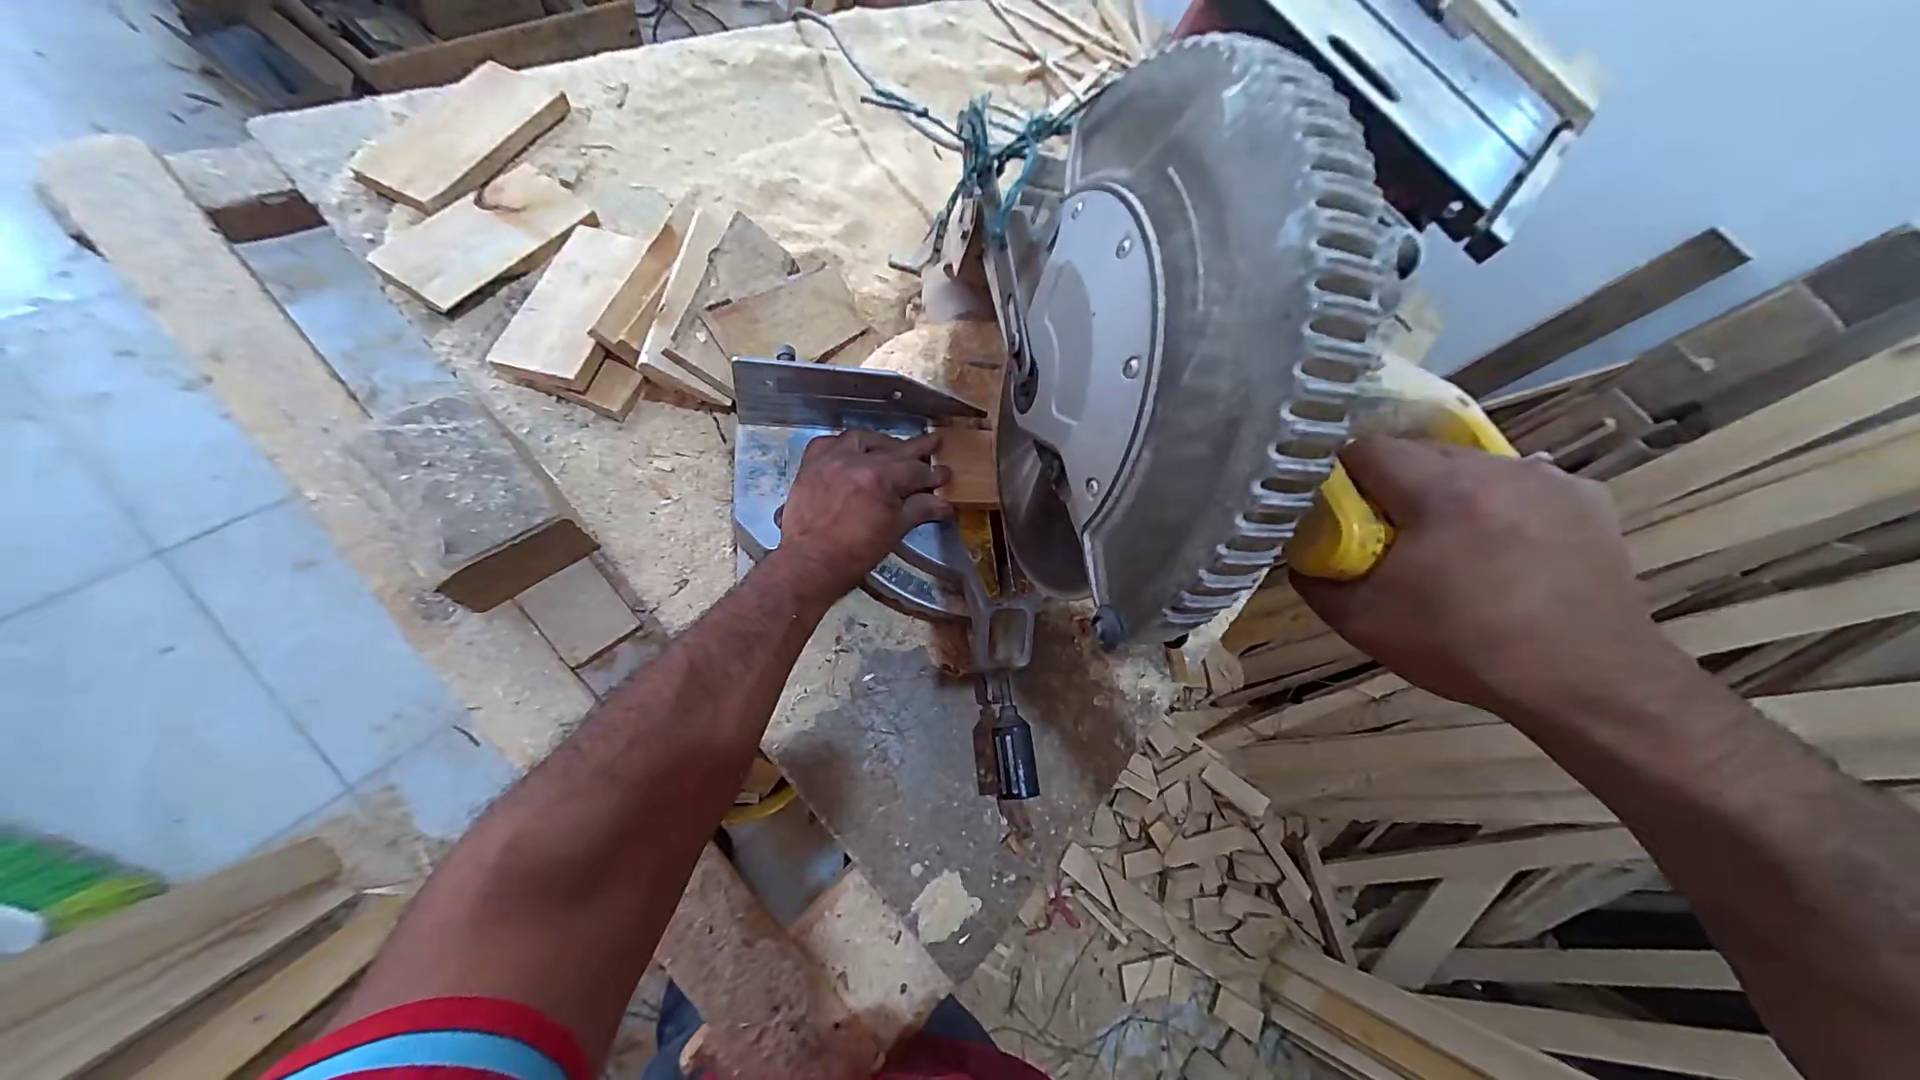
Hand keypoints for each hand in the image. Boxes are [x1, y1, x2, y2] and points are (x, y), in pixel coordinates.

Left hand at [774, 429, 952, 602]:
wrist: (810, 563)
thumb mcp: (894, 531)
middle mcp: (856, 460)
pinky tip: (853, 450)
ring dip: (881, 443)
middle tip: (933, 442)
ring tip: (893, 448)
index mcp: (881, 478)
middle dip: (917, 448)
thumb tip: (944, 505)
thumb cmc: (855, 553)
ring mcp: (831, 460)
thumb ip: (920, 510)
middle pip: (894, 450)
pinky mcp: (811, 465)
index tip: (945, 474)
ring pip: (862, 439)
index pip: (916, 470)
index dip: (933, 473)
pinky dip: (844, 444)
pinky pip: (829, 443)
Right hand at [1290, 437, 1682, 715]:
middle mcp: (1496, 468)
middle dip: (1391, 484)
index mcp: (1439, 490)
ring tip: (1445, 543)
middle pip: (1418, 451)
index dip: (1341, 475)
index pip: (1366, 447)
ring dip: (1443, 492)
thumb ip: (1316, 579)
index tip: (1338, 511)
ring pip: (1468, 466)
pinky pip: (1518, 484)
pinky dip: (1495, 504)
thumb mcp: (1362, 621)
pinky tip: (1497, 545)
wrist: (1588, 683)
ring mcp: (1549, 479)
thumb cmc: (1463, 647)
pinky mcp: (1586, 499)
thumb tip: (1303, 557)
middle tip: (1386, 534)